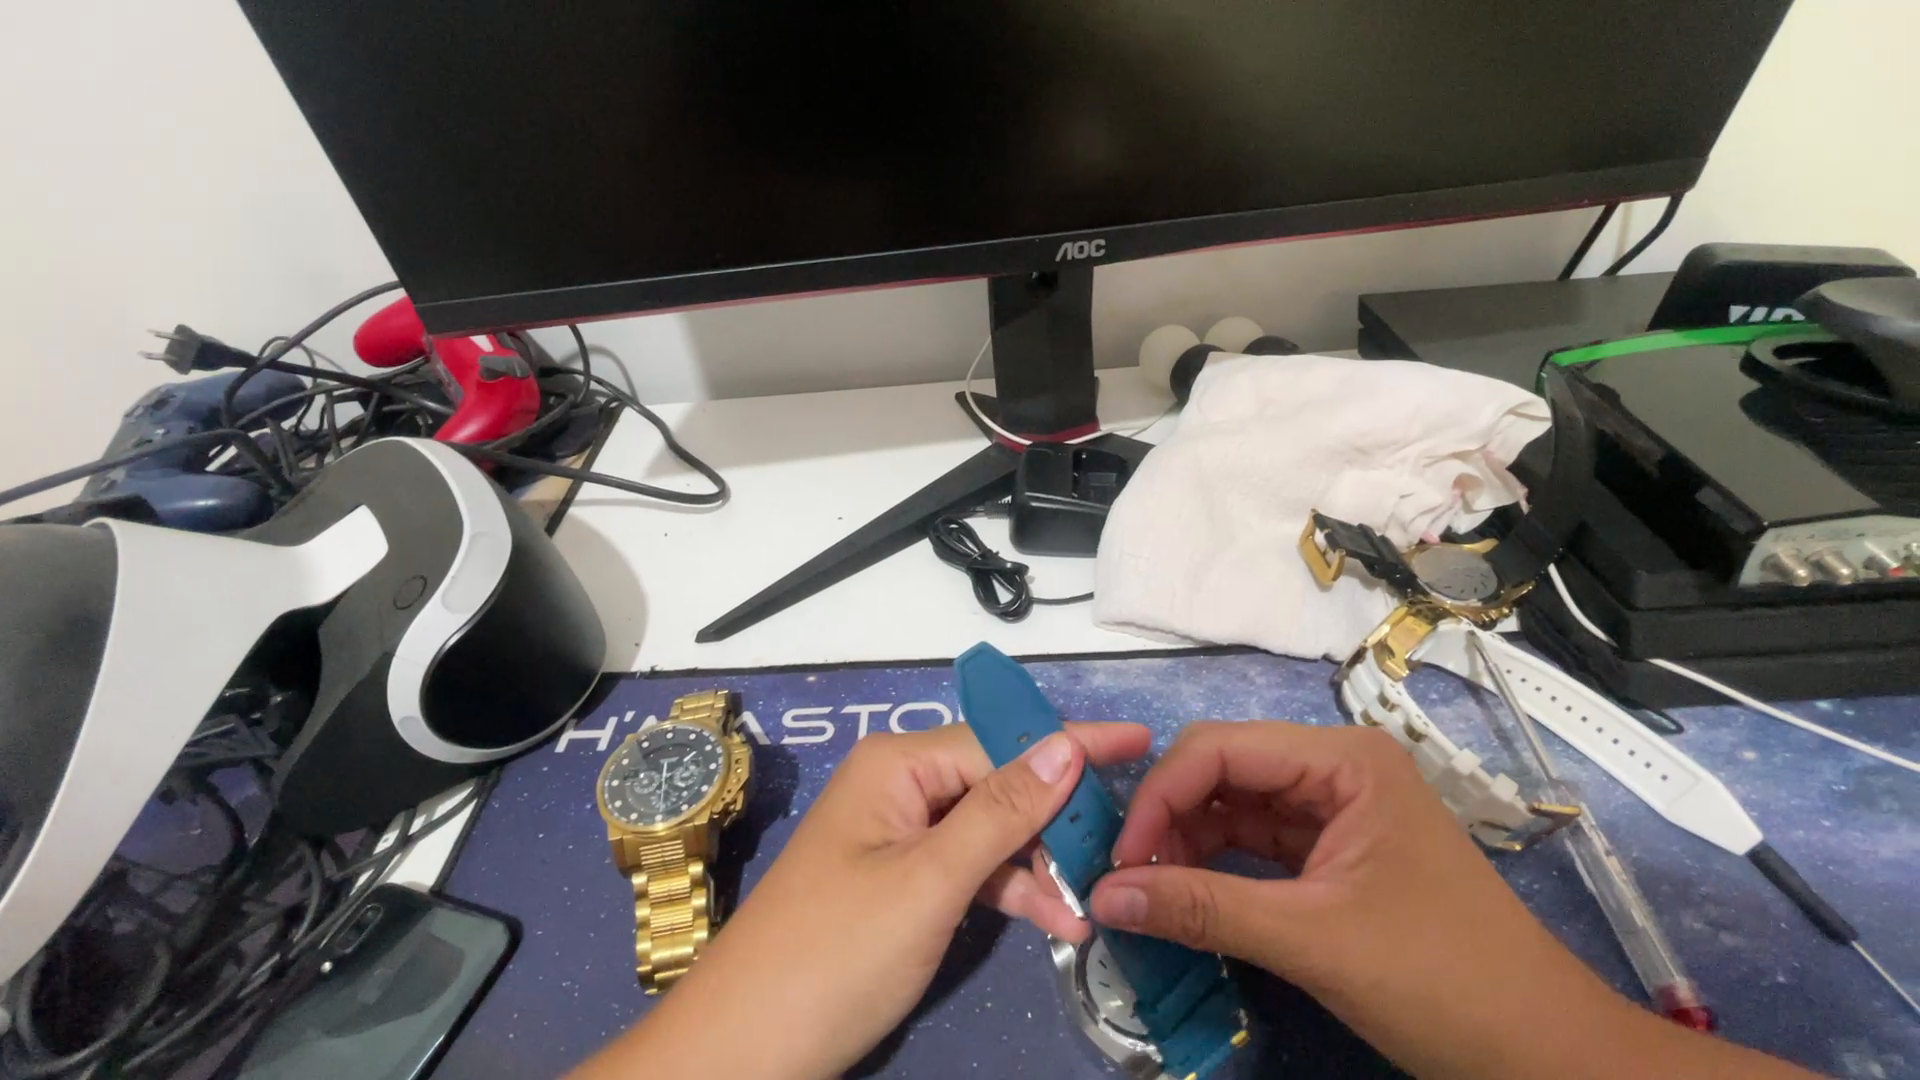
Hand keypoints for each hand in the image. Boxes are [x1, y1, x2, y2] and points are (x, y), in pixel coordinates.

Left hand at [571, 721, 1149, 1079]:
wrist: (743, 1050)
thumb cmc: (837, 954)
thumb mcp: (929, 882)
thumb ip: (1001, 812)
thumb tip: (1066, 746)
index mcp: (898, 765)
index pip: (1002, 739)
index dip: (1072, 744)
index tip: (1141, 740)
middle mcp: (898, 785)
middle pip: (998, 782)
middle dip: (1058, 815)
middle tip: (1125, 841)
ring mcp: (897, 834)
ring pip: (989, 829)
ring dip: (1039, 861)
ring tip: (1094, 895)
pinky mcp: (899, 880)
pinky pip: (967, 867)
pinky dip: (1008, 889)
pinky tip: (1055, 918)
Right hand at [1086, 722, 1814, 1079]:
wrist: (1550, 1058)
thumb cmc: (1443, 982)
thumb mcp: (1312, 941)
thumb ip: (1202, 910)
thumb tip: (1103, 898)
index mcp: (1341, 760)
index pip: (1220, 749)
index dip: (1160, 795)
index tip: (1119, 857)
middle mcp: (1333, 768)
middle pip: (1222, 769)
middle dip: (1168, 816)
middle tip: (1123, 875)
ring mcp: (1333, 809)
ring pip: (1232, 805)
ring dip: (1184, 842)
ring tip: (1144, 887)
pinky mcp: (1330, 851)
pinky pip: (1253, 841)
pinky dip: (1213, 865)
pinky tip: (1180, 891)